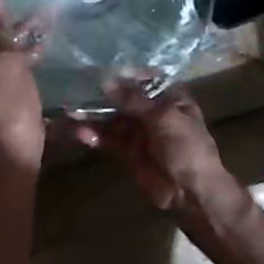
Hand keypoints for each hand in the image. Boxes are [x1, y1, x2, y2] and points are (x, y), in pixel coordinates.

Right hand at [72, 84, 235, 215]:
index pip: (146, 80)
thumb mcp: (165, 117)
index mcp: (171, 100)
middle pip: (124, 100)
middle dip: (102, 96)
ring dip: (93, 116)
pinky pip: (108, 141)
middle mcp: (154, 114)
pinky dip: (94, 137)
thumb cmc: (187, 148)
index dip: (126, 75)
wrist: (192, 193)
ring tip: (70, 112)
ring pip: (112, 121)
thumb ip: (135, 100)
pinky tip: (79, 133)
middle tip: (76, 90)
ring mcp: (140, 135)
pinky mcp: (128, 154)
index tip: (103, 71)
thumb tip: (106, 81)